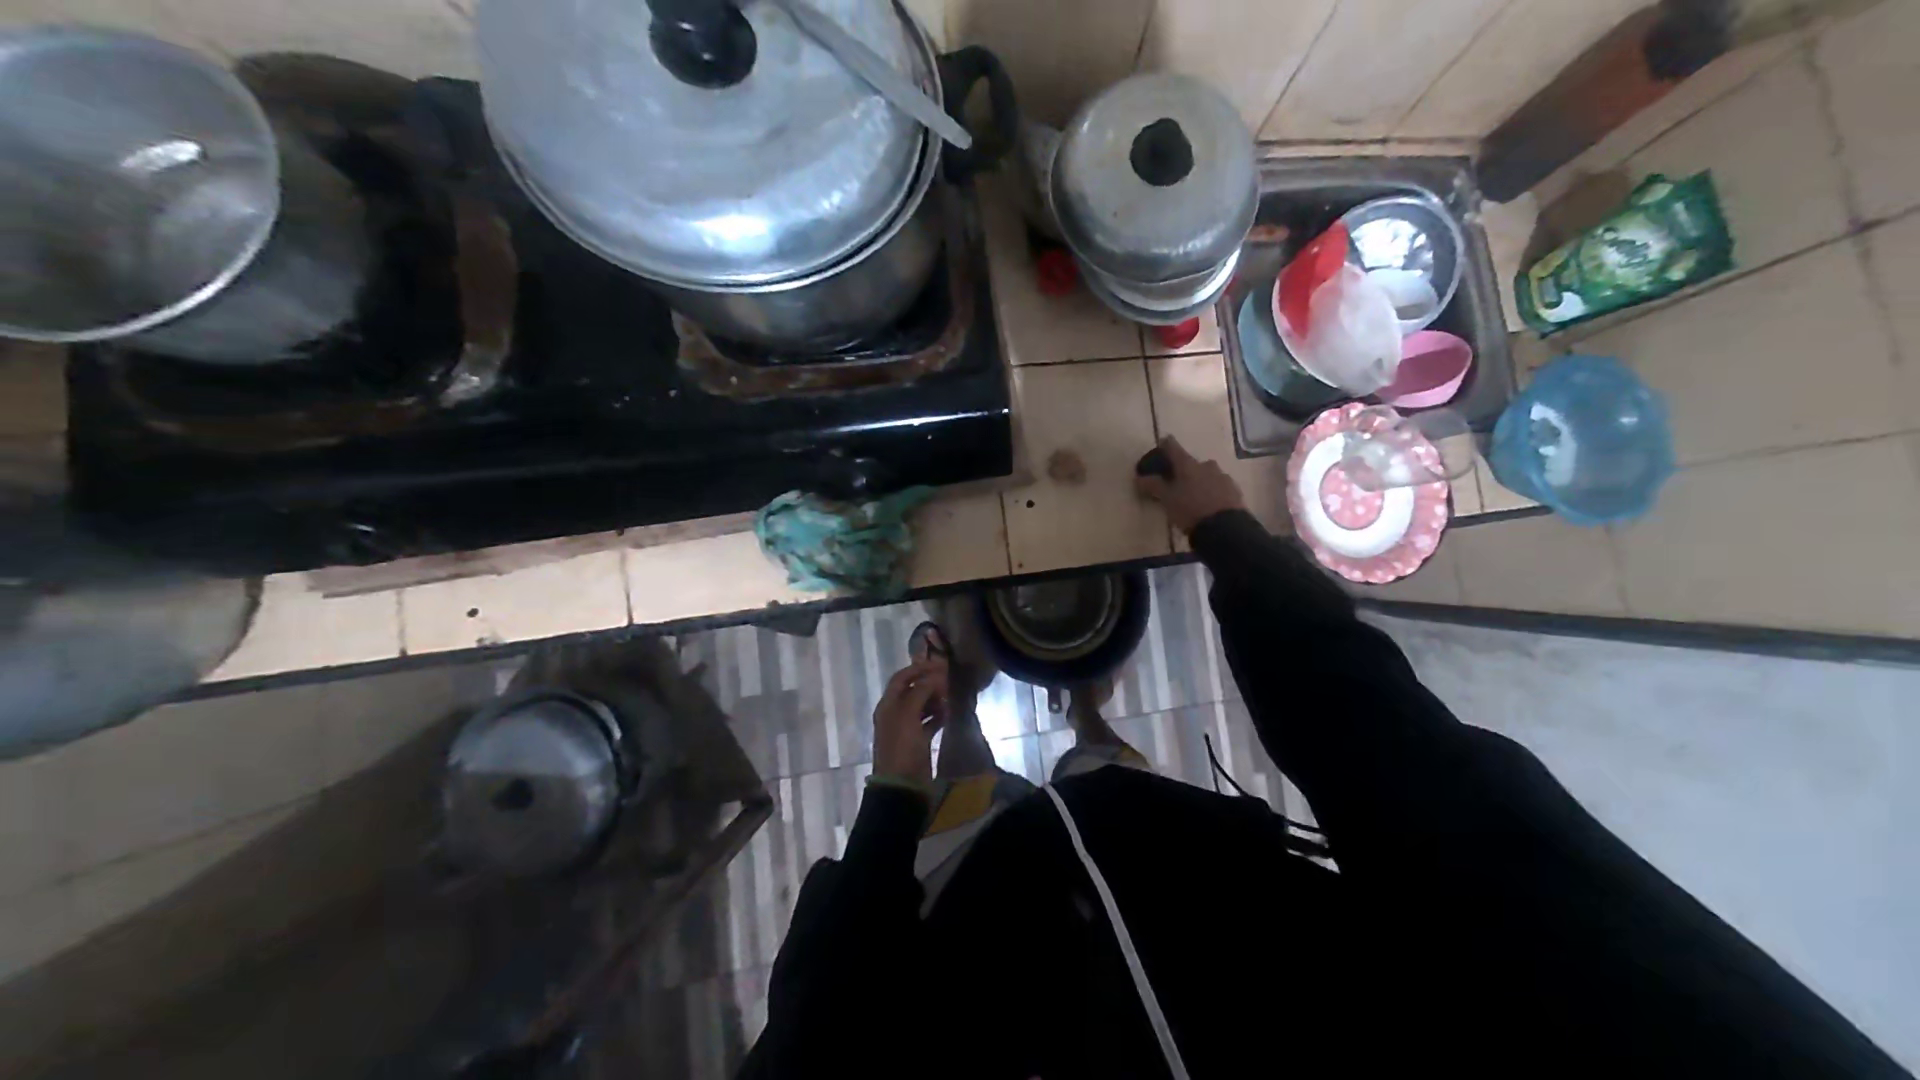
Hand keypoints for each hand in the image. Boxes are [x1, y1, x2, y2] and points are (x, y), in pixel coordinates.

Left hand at [871, 659, 948, 785]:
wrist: (901, 786)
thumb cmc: (902, 747)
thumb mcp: (908, 716)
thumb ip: (920, 692)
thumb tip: (934, 675)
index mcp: (888, 705)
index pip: (901, 678)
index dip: (918, 669)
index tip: (939, 664)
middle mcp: (895, 713)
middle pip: (912, 690)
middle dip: (929, 683)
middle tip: (948, 681)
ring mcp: (907, 728)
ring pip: (922, 705)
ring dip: (935, 699)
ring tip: (950, 697)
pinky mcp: (919, 741)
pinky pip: (930, 721)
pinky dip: (939, 715)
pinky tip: (950, 713)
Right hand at [1134, 436, 1245, 535]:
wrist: (1225, 528)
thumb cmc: (1190, 510)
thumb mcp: (1167, 500)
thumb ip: (1154, 486)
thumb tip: (1139, 477)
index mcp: (1188, 465)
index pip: (1173, 447)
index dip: (1165, 444)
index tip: (1161, 444)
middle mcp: (1206, 465)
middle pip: (1191, 463)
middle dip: (1184, 470)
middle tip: (1176, 483)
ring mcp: (1223, 477)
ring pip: (1207, 474)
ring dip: (1199, 481)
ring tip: (1193, 497)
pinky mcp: (1234, 491)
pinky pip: (1219, 486)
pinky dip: (1212, 491)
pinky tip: (1209, 504)